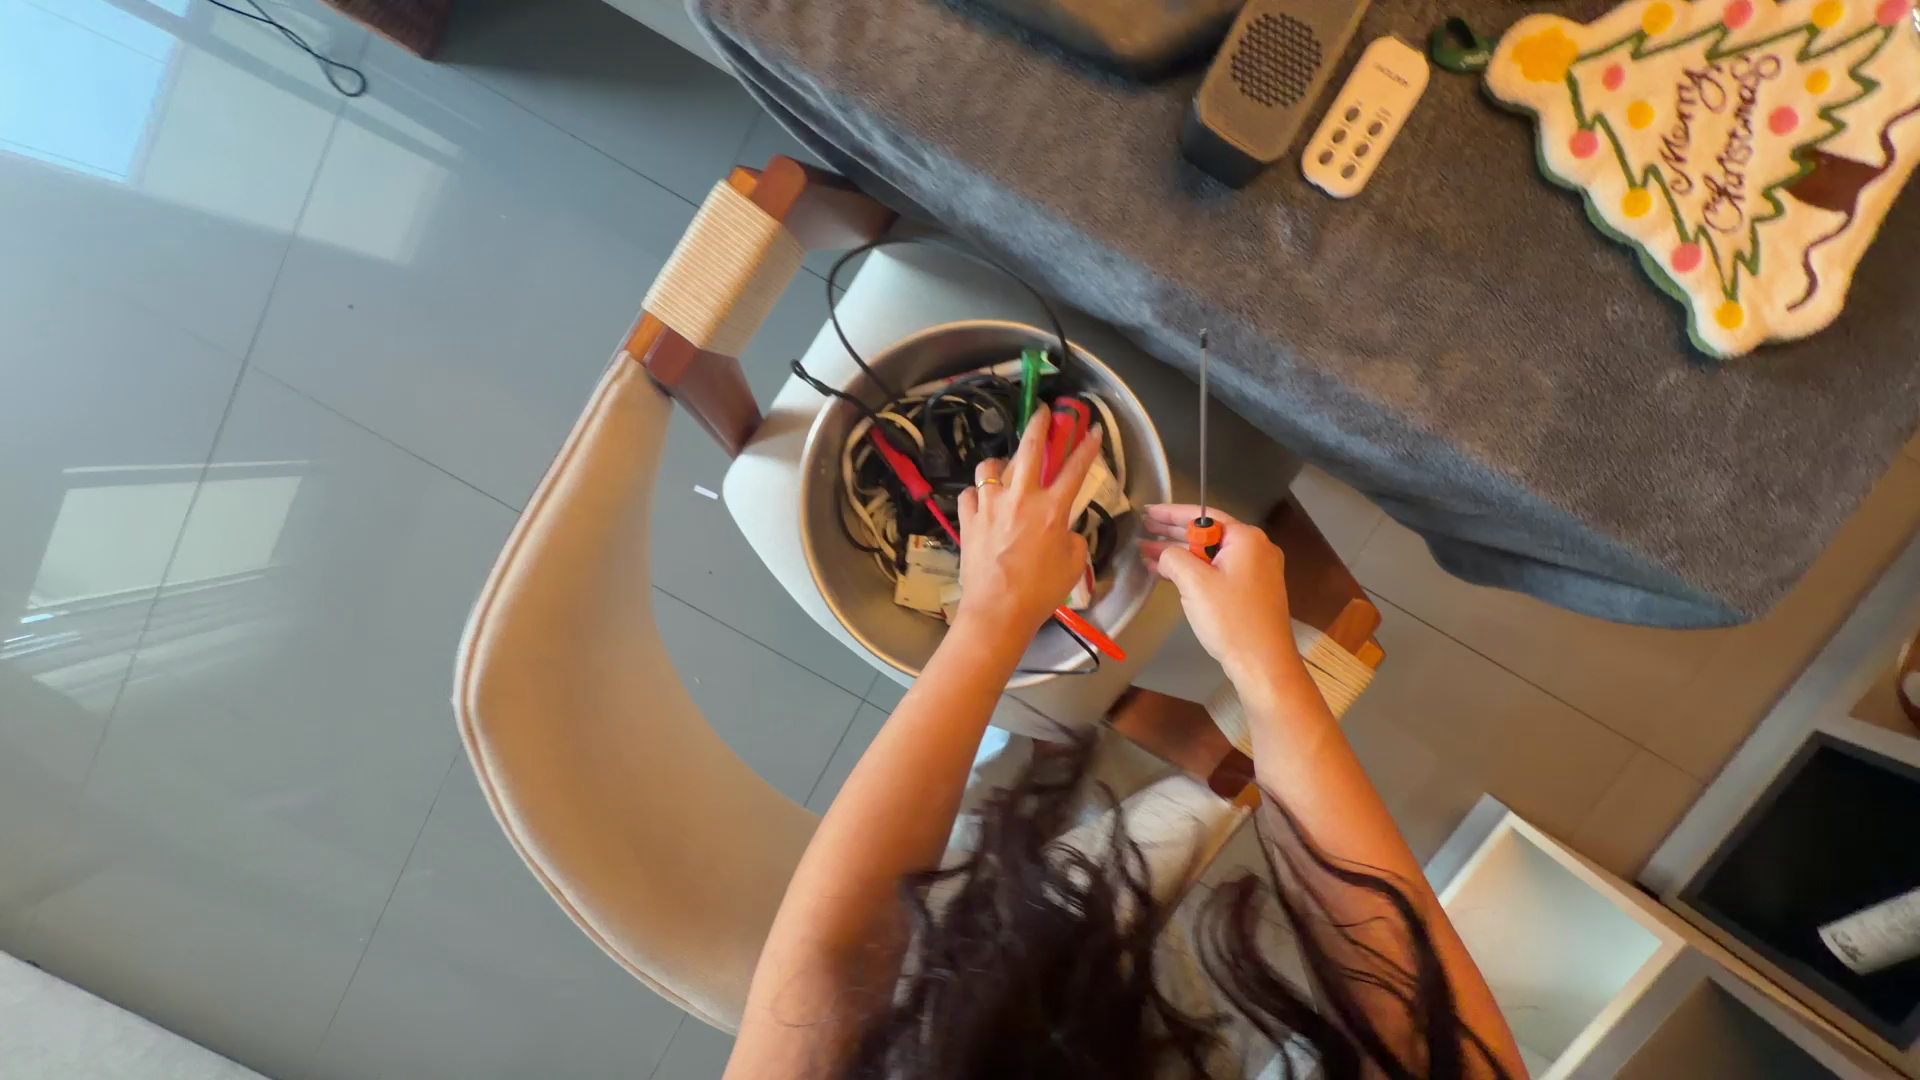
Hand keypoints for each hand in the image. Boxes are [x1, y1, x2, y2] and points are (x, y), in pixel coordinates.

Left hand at [952, 411, 1103, 640]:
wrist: (997, 611)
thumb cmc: (1039, 592)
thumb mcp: (1072, 565)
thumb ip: (1072, 538)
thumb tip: (1062, 531)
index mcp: (1052, 509)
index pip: (1075, 469)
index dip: (1087, 446)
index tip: (1093, 429)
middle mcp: (1020, 498)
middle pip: (1029, 449)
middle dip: (1038, 424)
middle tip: (1041, 412)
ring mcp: (989, 506)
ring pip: (990, 467)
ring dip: (999, 464)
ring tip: (1003, 471)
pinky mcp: (968, 519)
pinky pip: (971, 494)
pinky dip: (978, 495)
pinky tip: (983, 503)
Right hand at [1139, 504, 1294, 683]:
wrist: (1263, 663)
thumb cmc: (1230, 618)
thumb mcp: (1194, 582)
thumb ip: (1173, 557)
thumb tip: (1165, 553)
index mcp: (1246, 539)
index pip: (1203, 516)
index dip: (1171, 513)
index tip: (1147, 513)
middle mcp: (1256, 549)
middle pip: (1207, 533)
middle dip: (1172, 533)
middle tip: (1143, 529)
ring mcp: (1256, 571)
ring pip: (1210, 554)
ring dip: (1179, 554)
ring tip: (1147, 554)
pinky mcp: (1251, 590)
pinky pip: (1217, 571)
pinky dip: (1194, 571)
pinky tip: (1168, 574)